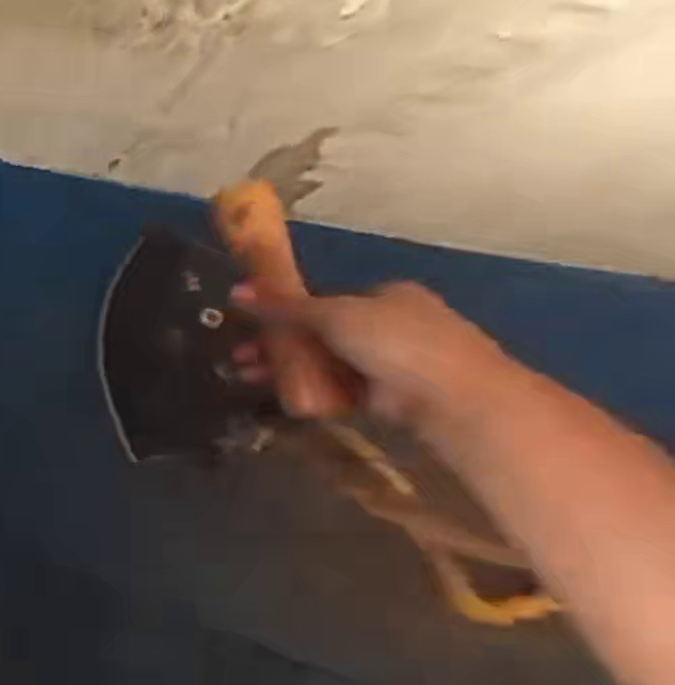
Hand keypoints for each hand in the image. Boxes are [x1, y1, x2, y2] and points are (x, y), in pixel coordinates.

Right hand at [233, 280, 516, 430]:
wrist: (448, 395)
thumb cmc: (394, 342)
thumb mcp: (332, 314)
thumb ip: (284, 305)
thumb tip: (236, 290)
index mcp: (386, 296)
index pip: (324, 302)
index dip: (285, 313)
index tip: (252, 328)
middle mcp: (388, 324)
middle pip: (317, 333)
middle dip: (276, 345)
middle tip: (242, 357)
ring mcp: (386, 360)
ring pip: (320, 361)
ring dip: (283, 368)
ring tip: (247, 377)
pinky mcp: (380, 393)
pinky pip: (333, 386)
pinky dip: (306, 389)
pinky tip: (280, 393)